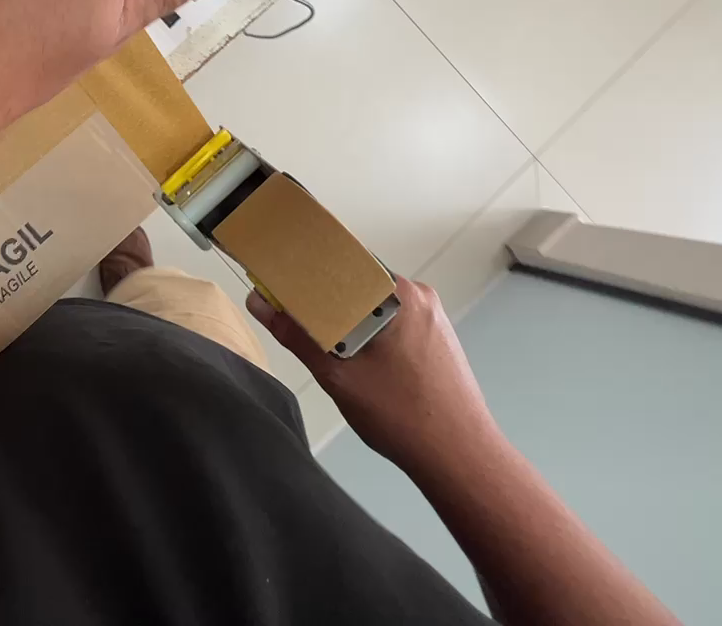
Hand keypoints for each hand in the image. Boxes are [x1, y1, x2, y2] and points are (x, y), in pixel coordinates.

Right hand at [248, 276, 501, 474]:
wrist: (463, 461)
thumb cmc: (402, 417)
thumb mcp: (337, 377)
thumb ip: (296, 336)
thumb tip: (258, 303)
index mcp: (399, 293)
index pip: (342, 261)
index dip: (306, 269)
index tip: (278, 279)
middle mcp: (418, 295)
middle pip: (355, 283)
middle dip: (322, 300)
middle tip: (292, 317)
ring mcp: (432, 317)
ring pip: (371, 305)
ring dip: (345, 321)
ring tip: (321, 345)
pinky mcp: (437, 338)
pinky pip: (389, 322)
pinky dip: (366, 333)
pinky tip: (354, 360)